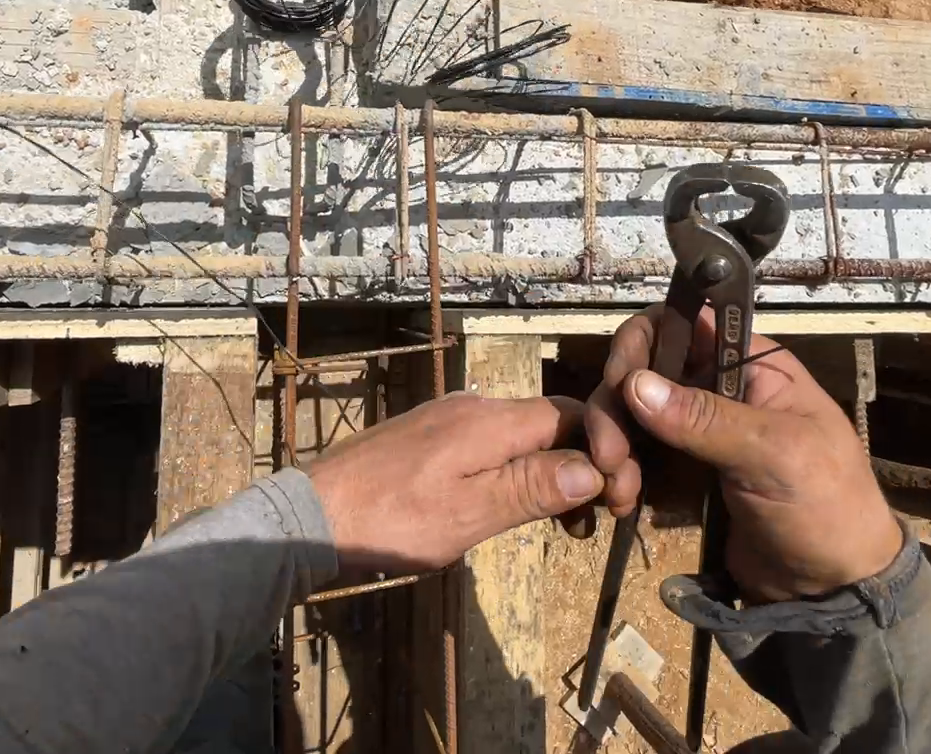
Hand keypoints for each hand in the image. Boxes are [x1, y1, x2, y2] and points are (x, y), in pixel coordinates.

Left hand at [306, 394, 601, 572]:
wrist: (313, 515)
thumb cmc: (392, 520)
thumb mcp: (468, 513)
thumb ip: (529, 487)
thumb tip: (592, 469)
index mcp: (488, 420)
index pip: (569, 414)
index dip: (603, 451)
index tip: (618, 502)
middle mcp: (472, 406)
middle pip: (547, 422)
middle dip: (581, 464)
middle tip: (590, 524)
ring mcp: (447, 419)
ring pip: (519, 434)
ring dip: (549, 471)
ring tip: (561, 524)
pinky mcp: (429, 436)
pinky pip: (489, 443)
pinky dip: (514, 470)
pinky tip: (511, 503)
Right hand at [581, 306, 901, 601]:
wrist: (834, 592)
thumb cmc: (826, 508)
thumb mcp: (775, 456)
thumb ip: (705, 419)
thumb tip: (634, 384)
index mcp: (746, 363)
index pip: (678, 323)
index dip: (639, 344)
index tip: (619, 384)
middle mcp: (713, 384)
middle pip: (640, 369)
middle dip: (615, 409)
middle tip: (608, 457)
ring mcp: (692, 427)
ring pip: (628, 412)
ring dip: (612, 446)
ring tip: (618, 492)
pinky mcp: (677, 466)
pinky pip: (632, 453)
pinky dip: (620, 474)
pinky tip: (623, 502)